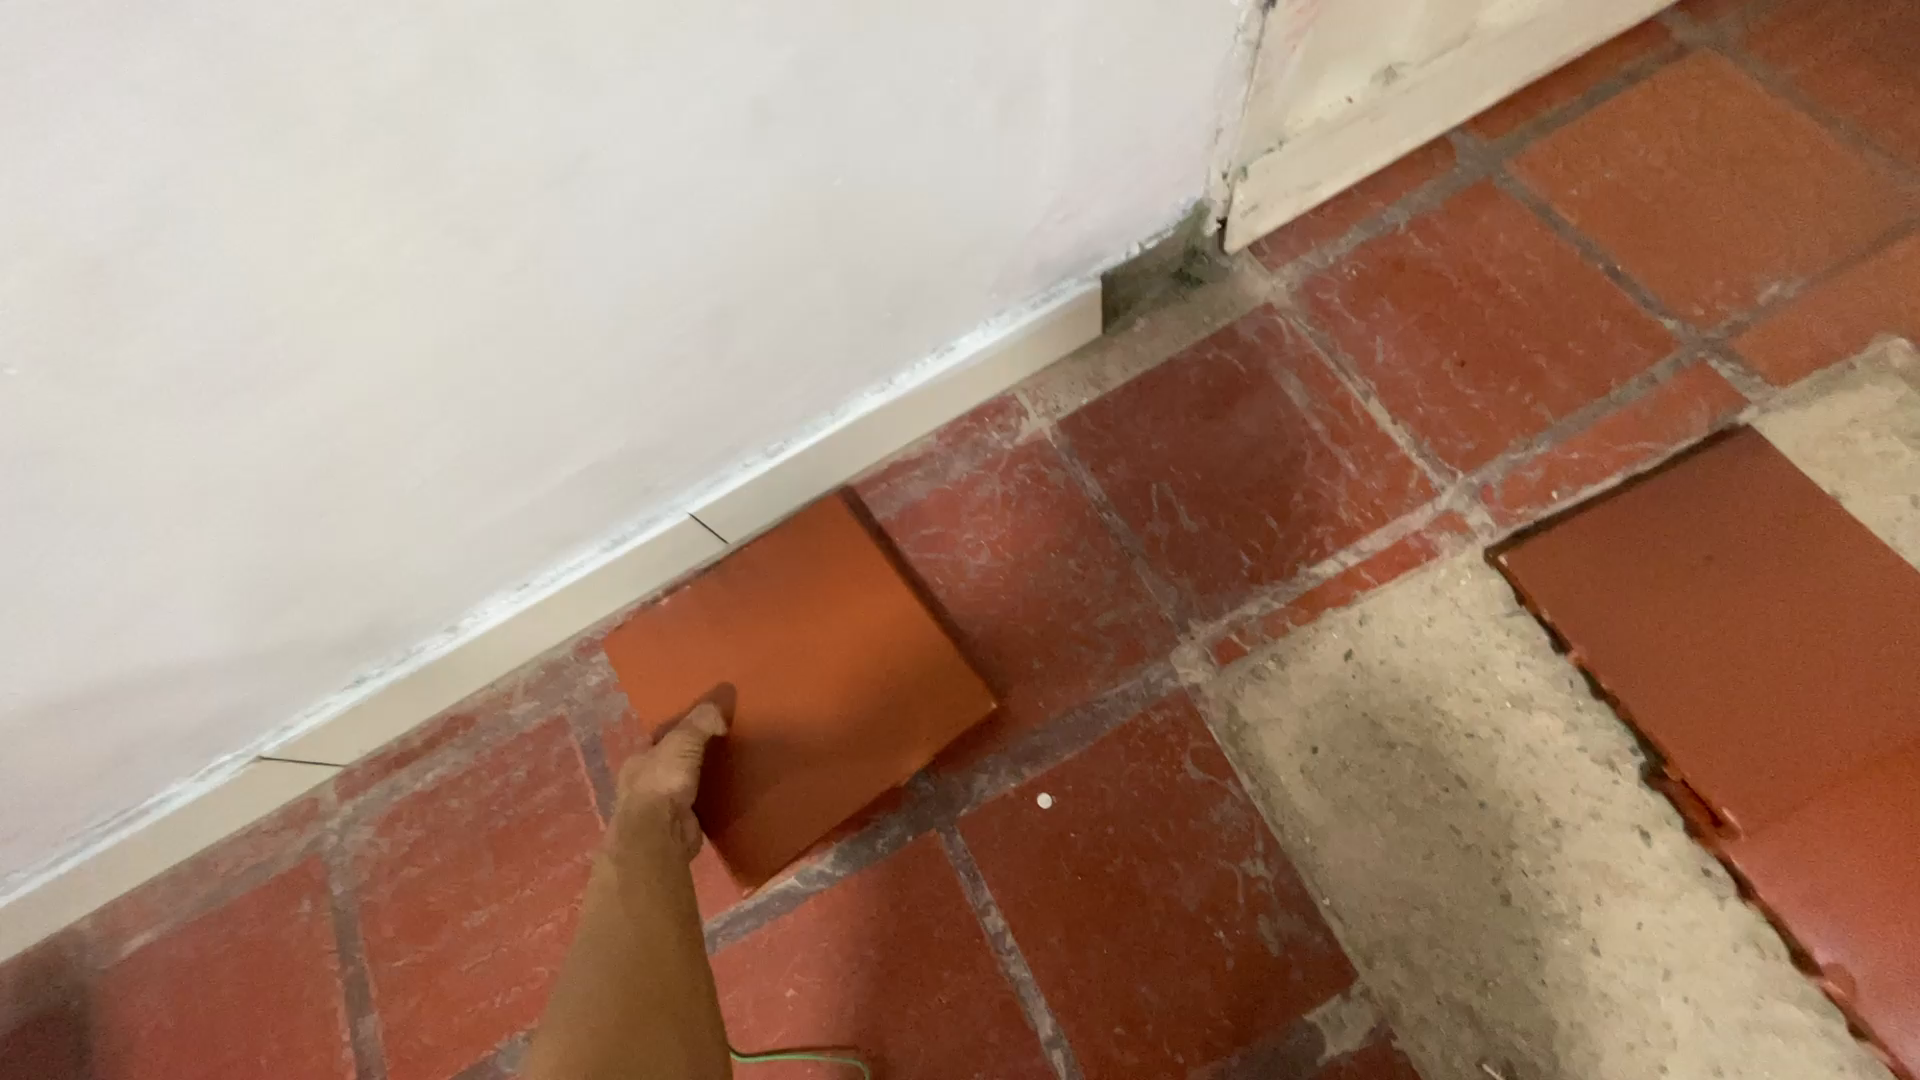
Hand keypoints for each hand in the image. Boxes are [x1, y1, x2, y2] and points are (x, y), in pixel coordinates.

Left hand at [615, 701, 726, 862]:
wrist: (660, 833)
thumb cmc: (662, 780)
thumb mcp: (682, 740)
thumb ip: (701, 722)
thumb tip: (718, 712)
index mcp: (638, 760)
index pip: (659, 738)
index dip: (680, 728)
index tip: (704, 721)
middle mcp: (644, 782)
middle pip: (673, 760)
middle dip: (693, 753)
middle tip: (722, 740)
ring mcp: (660, 806)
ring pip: (686, 782)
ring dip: (703, 777)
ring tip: (731, 763)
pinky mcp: (679, 824)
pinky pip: (699, 803)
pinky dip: (711, 797)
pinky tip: (728, 790)